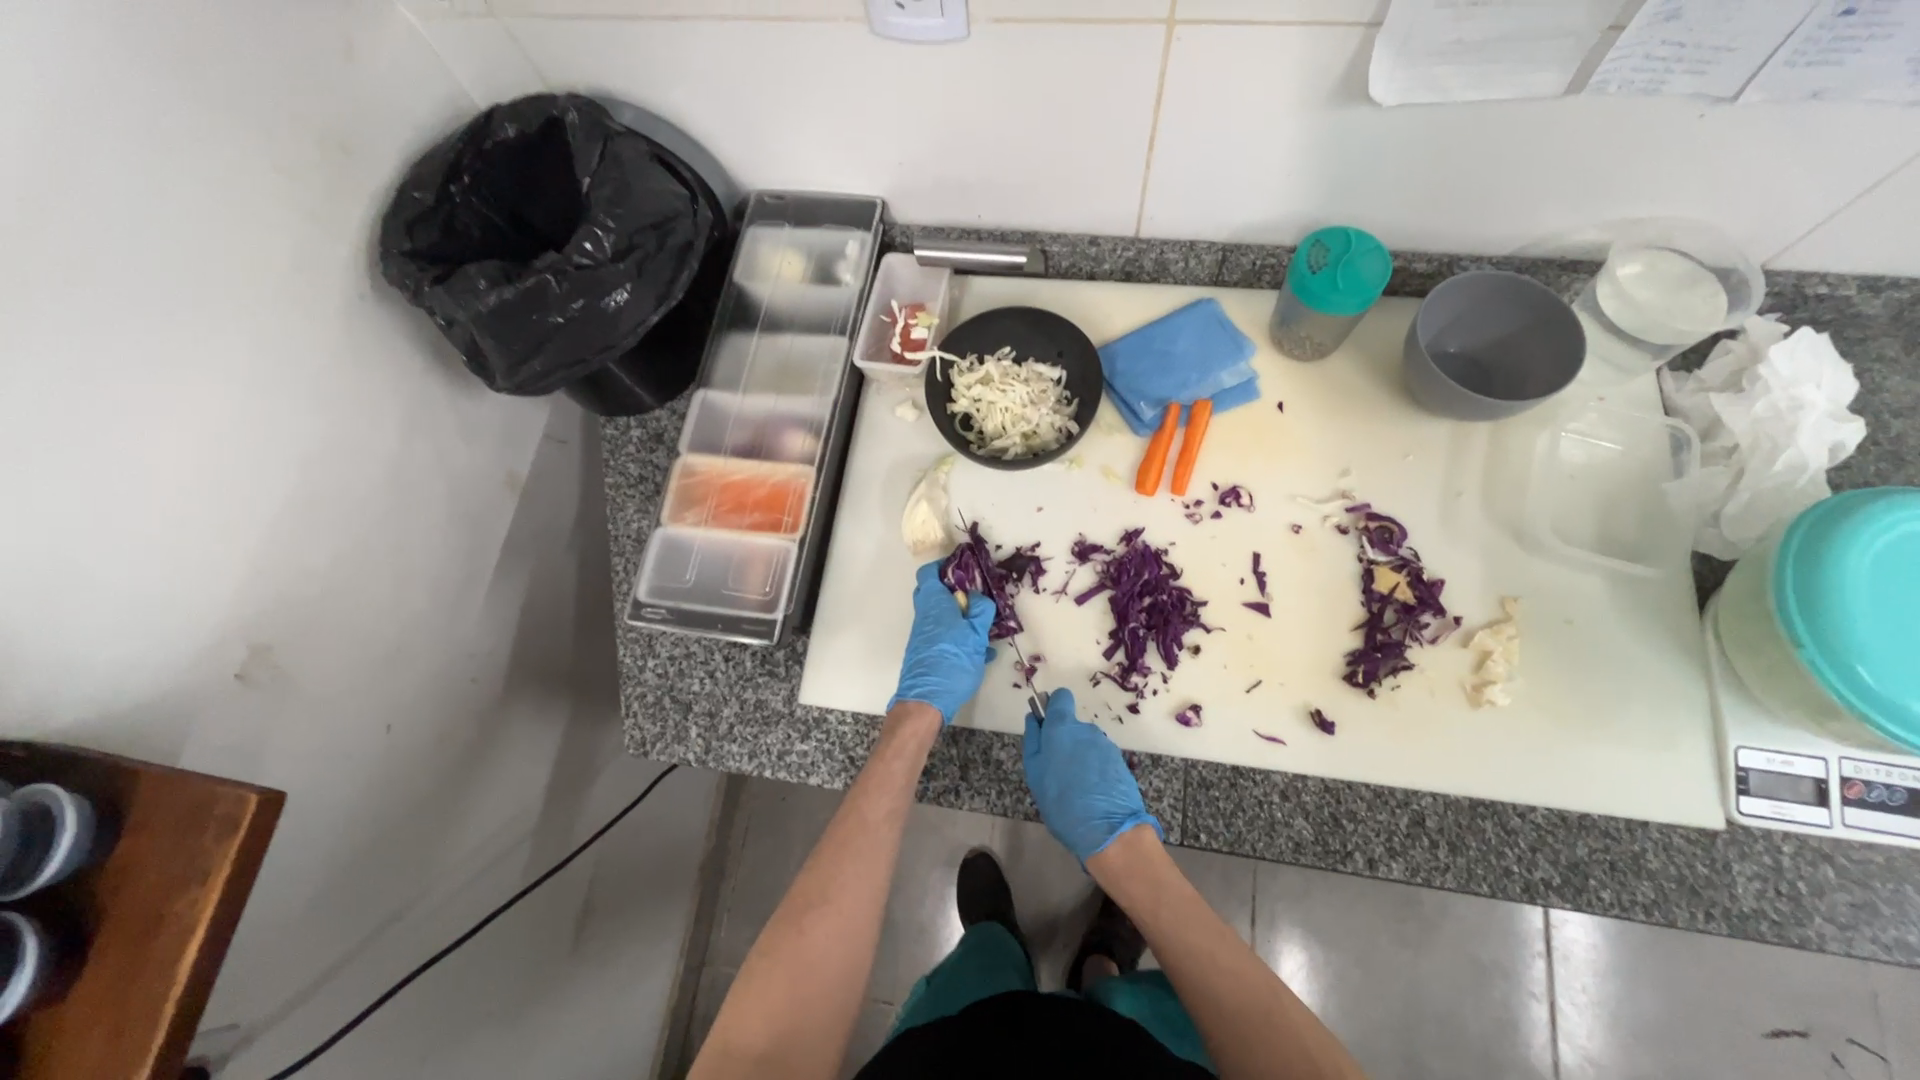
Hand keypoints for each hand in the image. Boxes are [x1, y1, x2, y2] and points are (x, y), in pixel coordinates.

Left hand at [889, 561, 996, 723]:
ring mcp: (922, 635)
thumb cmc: (953, 661)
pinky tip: (980, 652)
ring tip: (984, 627)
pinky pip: (943, 636)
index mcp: (933, 603)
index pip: (929, 573)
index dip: (944, 567)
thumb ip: (980, 610)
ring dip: (960, 617)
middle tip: (976, 597)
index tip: (963, 569)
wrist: (927, 700)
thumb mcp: (976, 633)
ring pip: (940, 616)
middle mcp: (924, 616)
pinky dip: (959, 637)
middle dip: (954, 592)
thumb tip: (979, 598)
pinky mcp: (926, 653)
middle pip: (934, 594)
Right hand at [1021, 688, 1160, 860]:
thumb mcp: (1035, 773)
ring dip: (1080, 759)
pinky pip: (1101, 760)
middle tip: (1057, 773)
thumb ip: (1033, 741)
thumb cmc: (1061, 802)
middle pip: (1072, 727)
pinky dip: (1095, 771)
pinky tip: (1092, 795)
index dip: (1053, 708)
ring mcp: (1106, 746)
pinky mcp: (1121, 763)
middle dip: (1064, 743)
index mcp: (1062, 728)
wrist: (1109, 831)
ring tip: (1076, 790)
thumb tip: (1034, 718)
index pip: (1061, 697)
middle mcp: (1086, 730)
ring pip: (1087, 745)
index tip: (1047, 728)